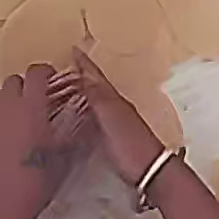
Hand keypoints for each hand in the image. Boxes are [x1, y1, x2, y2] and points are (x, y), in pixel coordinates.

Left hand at [0, 65, 83, 218]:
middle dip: (25, 87)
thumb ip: (74, 132)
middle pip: (14, 81)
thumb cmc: (36, 181)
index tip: (52, 82)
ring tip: (15, 121)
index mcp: (32, 104)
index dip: (45, 73)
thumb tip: (86, 119)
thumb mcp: (64, 156)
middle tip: (34, 104)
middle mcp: (7, 105)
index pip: (37, 72)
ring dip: (6, 103)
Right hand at [73, 50, 165, 187]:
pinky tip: (83, 117)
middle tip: (69, 65)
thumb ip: (97, 96)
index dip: (85, 63)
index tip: (74, 49)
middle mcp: (116, 106)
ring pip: (99, 99)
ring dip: (86, 90)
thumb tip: (84, 74)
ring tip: (71, 87)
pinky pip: (99, 115)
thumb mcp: (110, 117)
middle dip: (84, 74)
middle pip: (98, 84)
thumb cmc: (129, 143)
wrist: (150, 170)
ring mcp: (118, 121)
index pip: (96, 76)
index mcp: (114, 98)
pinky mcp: (117, 136)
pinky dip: (89, 109)